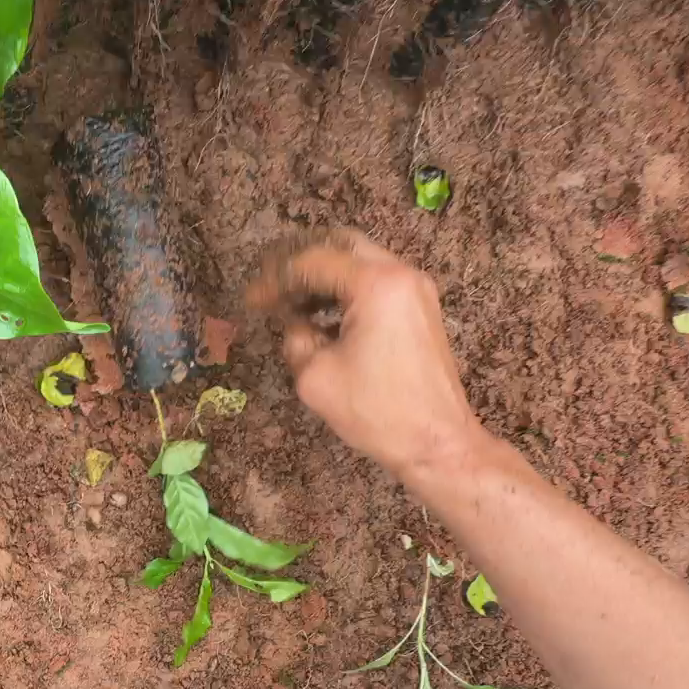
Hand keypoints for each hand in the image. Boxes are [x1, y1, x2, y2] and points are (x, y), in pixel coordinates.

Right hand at [247, 228, 489, 488]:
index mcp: (376, 285)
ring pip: (359, 264)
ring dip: (322, 280)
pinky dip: (344, 294)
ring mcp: (415, 291)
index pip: (313, 262)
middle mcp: (401, 275)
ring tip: (291, 307)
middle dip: (300, 265)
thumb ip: (295, 339)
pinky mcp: (419, 310)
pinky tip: (320, 321)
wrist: (436, 442)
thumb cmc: (376, 412)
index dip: (275, 280)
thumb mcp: (315, 377)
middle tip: (272, 289)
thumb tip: (293, 324)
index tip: (252, 301)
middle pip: (340, 247)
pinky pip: (374, 286)